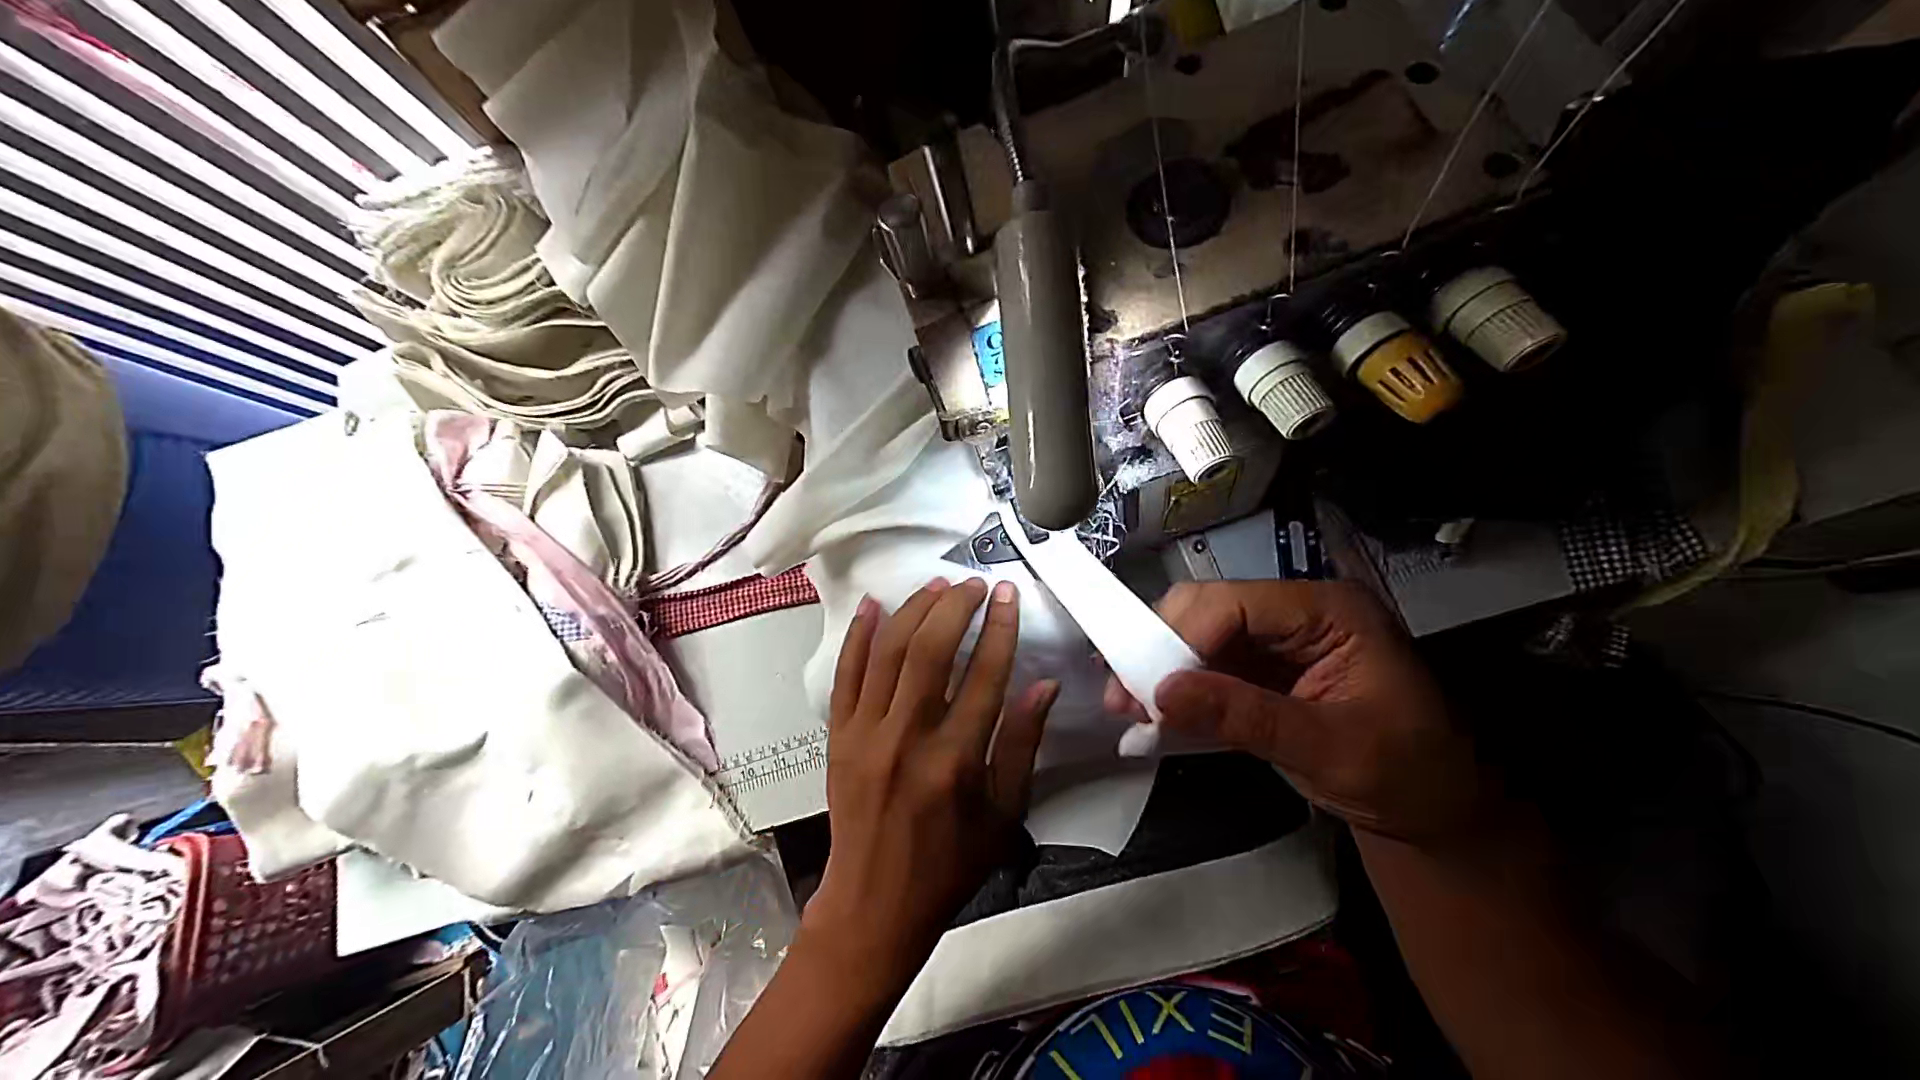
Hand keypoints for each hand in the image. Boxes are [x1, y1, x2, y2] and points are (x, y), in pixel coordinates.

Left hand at [806, 577, 1059, 977]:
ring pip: (889, 653)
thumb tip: (1043, 686)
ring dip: (914, 611)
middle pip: (930, 651)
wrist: (876, 902)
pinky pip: (846, 675)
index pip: (984, 675)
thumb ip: (1022, 745)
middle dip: (955, 607)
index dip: (999, 628)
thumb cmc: (949, 864)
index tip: (1008, 595)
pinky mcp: (837, 737)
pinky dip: (859, 636)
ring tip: (937, 586)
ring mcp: (864, 734)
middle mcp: (907, 738)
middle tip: (975, 585)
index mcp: (955, 761)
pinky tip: (874, 605)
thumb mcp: (1004, 814)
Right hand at [1105, 581, 1486, 843]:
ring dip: (1159, 668)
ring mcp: (1275, 641)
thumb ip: (1246, 717)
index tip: (1148, 685)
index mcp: (1330, 611)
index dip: (1185, 637)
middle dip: (1162, 648)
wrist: (1436, 812)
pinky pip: (1203, 665)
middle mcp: (1296, 613)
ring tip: (1128, 706)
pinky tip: (1151, 710)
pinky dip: (1175, 688)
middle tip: (1126, 696)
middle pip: (1208, 609)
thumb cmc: (1410, 776)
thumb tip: (1163, 695)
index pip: (1238, 604)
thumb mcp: (1332, 749)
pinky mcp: (1259, 669)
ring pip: (1197, 634)